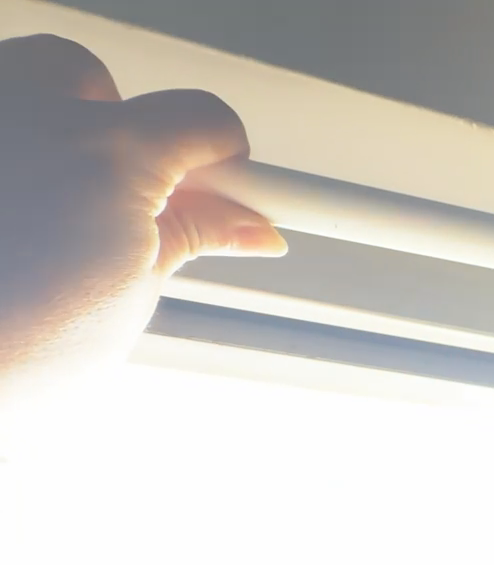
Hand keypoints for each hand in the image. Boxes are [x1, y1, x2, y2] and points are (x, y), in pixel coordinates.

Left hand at [0, 35, 283, 393]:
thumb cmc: (7, 342)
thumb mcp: (131, 289)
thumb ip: (189, 235)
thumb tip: (244, 227)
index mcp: (96, 151)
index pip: (204, 121)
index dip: (237, 164)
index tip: (254, 195)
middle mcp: (13, 112)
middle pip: (88, 78)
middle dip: (125, 130)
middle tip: (143, 201)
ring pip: (18, 82)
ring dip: (54, 133)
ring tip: (64, 212)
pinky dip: (16, 165)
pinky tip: (23, 216)